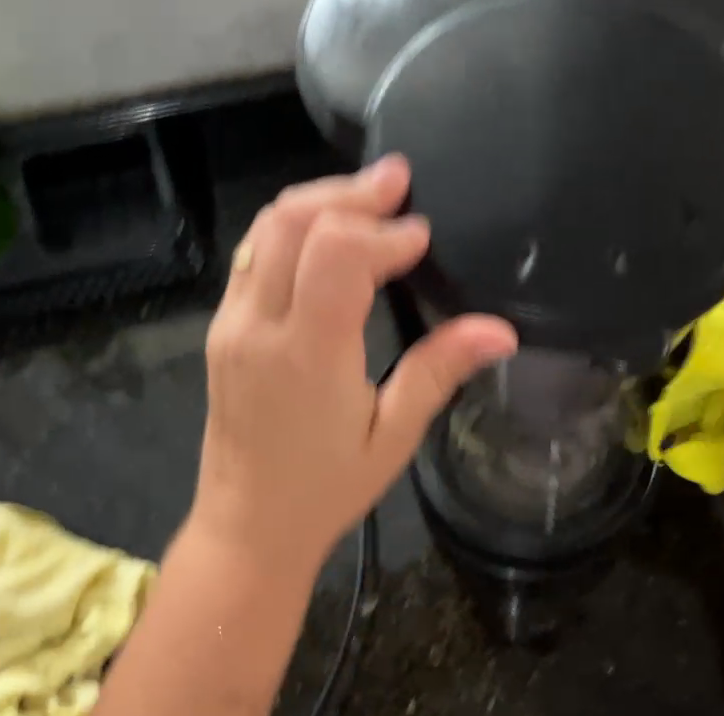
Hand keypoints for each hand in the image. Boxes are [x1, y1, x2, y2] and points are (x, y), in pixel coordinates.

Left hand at [189, 157, 518, 573]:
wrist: (250, 525)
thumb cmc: (326, 490)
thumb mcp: (393, 437)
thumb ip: (439, 372)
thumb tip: (501, 331)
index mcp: (309, 353)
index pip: (338, 252)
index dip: (383, 232)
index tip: (422, 237)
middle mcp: (260, 326)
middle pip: (294, 221)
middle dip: (349, 195)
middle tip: (398, 182)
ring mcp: (232, 324)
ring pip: (265, 230)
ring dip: (317, 204)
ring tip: (367, 198)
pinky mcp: (222, 332)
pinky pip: (251, 256)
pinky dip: (290, 230)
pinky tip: (324, 235)